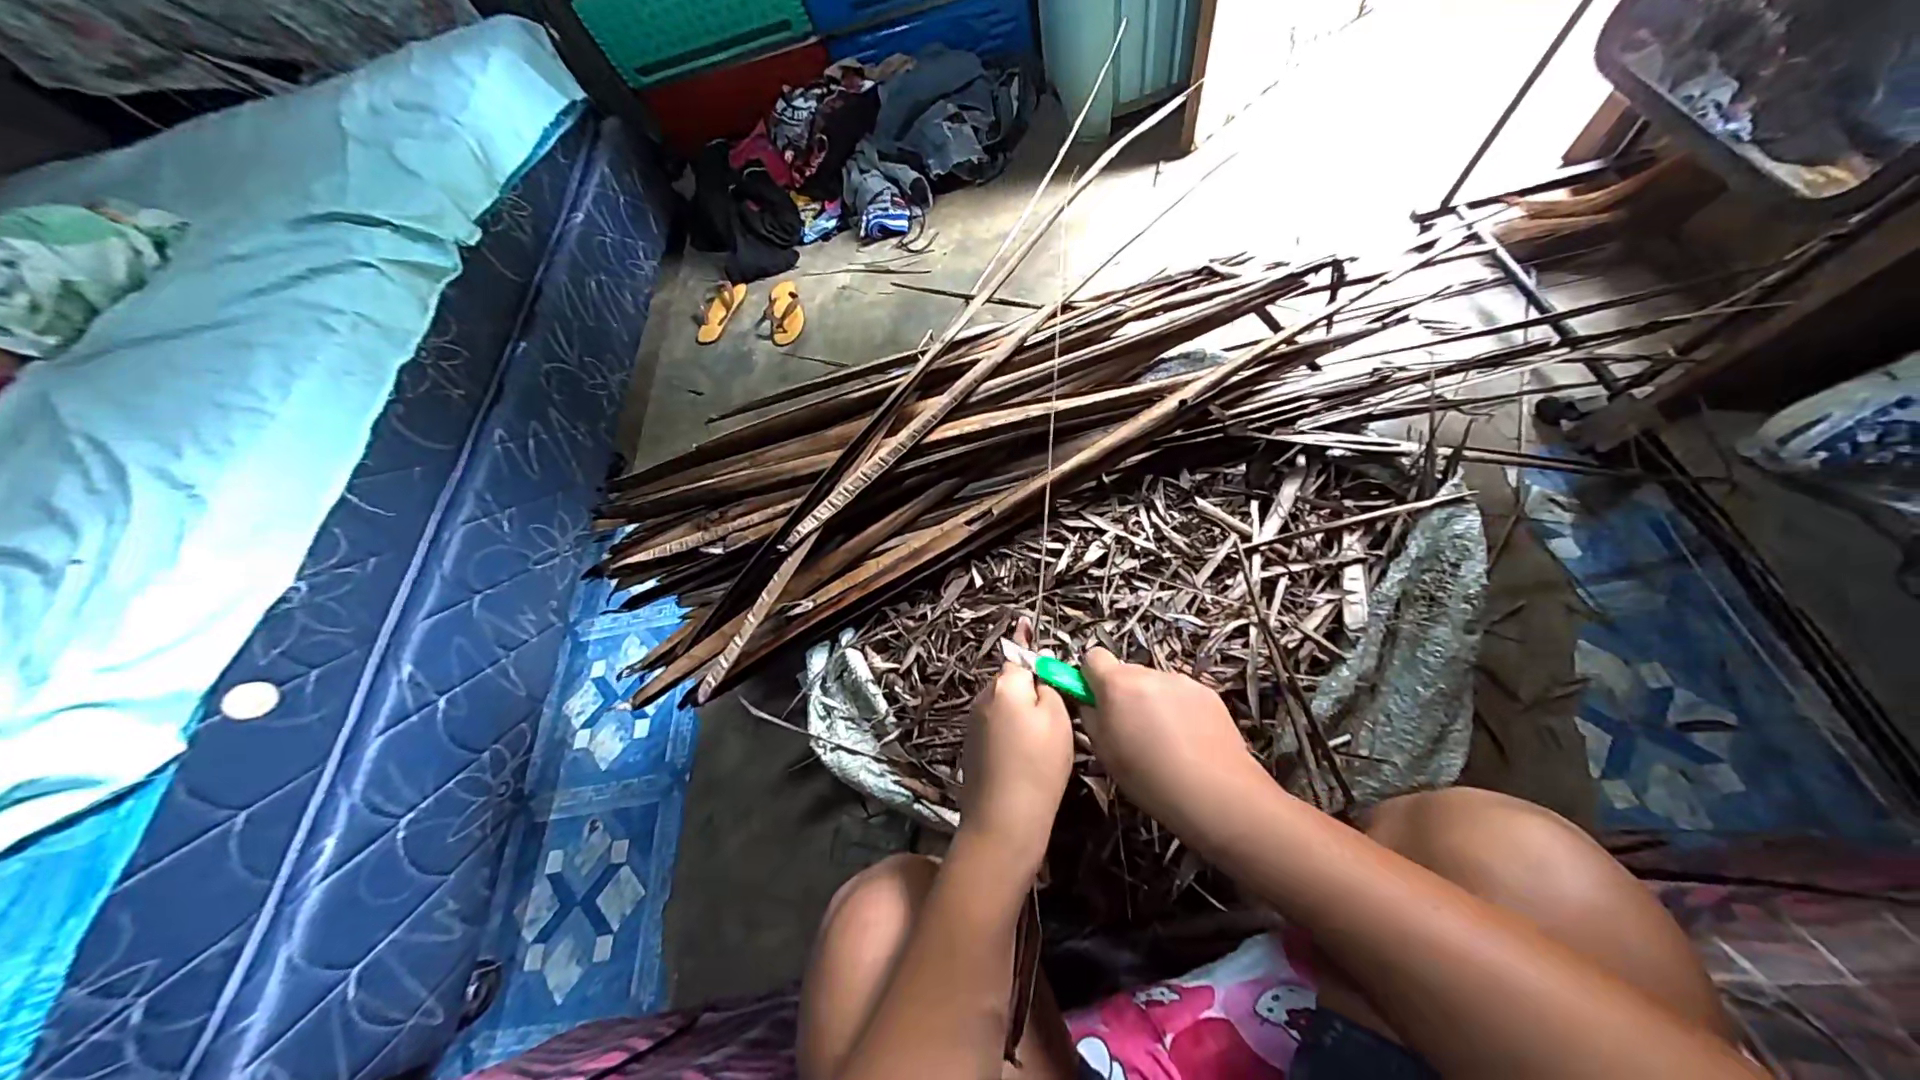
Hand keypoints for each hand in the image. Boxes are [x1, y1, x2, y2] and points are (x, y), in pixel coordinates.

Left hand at [959, 621, 1072, 863]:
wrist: (1004, 820)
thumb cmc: (1038, 764)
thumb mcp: (1057, 719)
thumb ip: (1048, 689)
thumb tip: (1037, 679)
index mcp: (1004, 686)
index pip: (1017, 655)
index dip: (1026, 642)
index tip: (1024, 623)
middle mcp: (983, 699)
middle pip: (1010, 682)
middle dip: (1028, 686)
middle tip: (1057, 708)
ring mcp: (973, 725)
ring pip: (1002, 706)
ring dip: (1019, 710)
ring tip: (1044, 738)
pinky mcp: (971, 748)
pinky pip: (995, 726)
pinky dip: (1010, 731)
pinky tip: (1025, 755)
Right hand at [1079, 648, 1268, 832]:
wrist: (1215, 791)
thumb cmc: (1148, 776)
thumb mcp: (1103, 751)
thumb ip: (1091, 716)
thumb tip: (1089, 702)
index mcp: (1117, 684)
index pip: (1093, 656)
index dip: (1092, 677)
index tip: (1096, 701)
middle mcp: (1149, 673)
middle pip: (1127, 672)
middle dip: (1124, 693)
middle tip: (1131, 729)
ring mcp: (1182, 681)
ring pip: (1155, 684)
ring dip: (1153, 702)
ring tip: (1165, 740)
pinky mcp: (1208, 693)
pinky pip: (1182, 695)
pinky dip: (1179, 710)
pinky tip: (1188, 741)